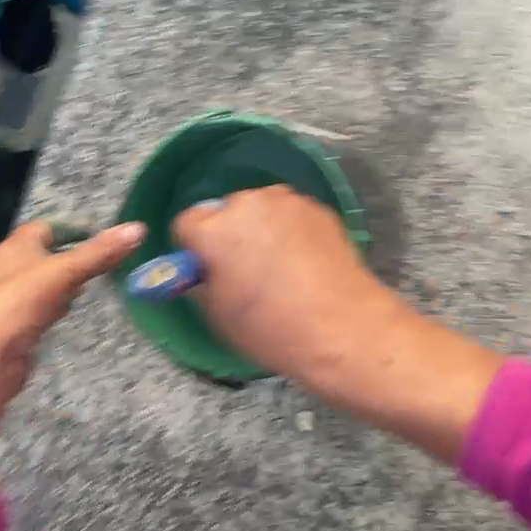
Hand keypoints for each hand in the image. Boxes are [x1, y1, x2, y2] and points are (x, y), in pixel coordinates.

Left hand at [0, 220, 145, 444]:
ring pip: (41, 283)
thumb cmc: (20, 302)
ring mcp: (6, 299)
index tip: (99, 239)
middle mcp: (6, 268)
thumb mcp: (65, 272)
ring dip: (61, 285)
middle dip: (69, 259)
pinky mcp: (10, 326)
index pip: (44, 228)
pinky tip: (62, 317)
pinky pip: (36, 309)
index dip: (71, 230)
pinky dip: (51, 308)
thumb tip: (139, 227)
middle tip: (99, 265)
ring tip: (85, 290)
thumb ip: (100, 253)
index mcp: (14, 247)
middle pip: (43, 256)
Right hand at [173, 187, 502, 461]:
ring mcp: (288, 202)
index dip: (194, 247)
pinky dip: (292, 232)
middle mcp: (248, 203)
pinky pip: (292, 216)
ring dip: (262, 229)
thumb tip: (203, 272)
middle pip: (226, 212)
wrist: (343, 328)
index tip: (205, 268)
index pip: (187, 223)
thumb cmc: (273, 328)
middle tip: (245, 271)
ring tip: (279, 269)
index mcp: (214, 229)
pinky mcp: (319, 208)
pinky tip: (305, 265)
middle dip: (230, 234)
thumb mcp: (219, 315)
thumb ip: (203, 283)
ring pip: (261, 210)